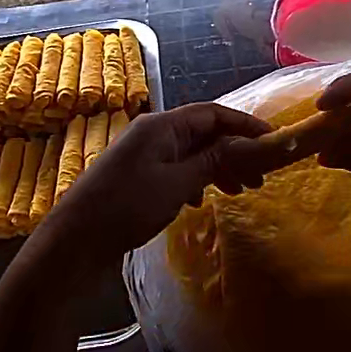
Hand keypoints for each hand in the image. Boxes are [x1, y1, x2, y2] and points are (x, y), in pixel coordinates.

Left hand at [44, 103, 272, 261]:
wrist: (77, 238)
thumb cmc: (127, 206)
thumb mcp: (177, 183)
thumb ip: (212, 161)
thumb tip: (245, 143)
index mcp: (160, 126)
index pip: (212, 113)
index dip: (245, 125)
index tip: (273, 141)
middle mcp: (151, 133)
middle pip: (202, 132)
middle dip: (233, 151)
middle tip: (259, 177)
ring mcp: (141, 154)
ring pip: (190, 152)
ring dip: (216, 168)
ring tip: (239, 191)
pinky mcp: (135, 175)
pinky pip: (174, 168)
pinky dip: (194, 180)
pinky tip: (199, 201)